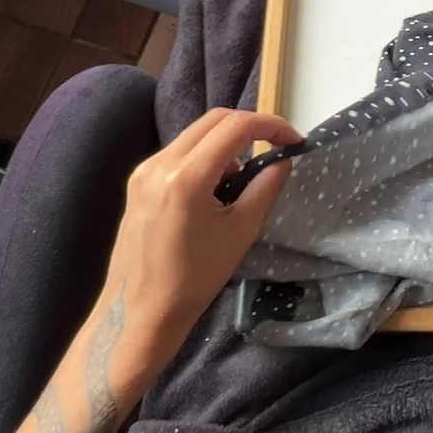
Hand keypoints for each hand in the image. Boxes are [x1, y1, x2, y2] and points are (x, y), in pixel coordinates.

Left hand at [104, 108, 298, 367]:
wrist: (139, 314)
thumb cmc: (194, 278)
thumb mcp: (242, 231)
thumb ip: (266, 187)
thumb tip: (282, 159)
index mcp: (187, 177)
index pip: (236, 127)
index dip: (271, 126)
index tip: (294, 141)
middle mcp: (160, 163)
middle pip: (214, 119)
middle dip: (250, 126)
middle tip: (275, 147)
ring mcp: (144, 170)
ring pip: (196, 133)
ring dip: (227, 143)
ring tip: (242, 180)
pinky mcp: (138, 181)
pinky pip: (180, 151)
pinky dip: (206, 157)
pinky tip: (215, 190)